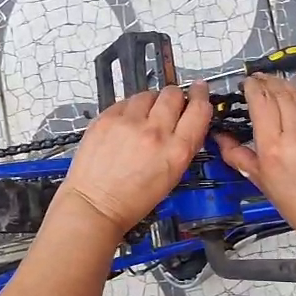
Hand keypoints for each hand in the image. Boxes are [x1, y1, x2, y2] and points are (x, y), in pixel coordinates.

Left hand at [58, 82, 213, 237]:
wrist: (95, 205)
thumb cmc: (132, 200)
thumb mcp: (171, 177)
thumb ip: (182, 146)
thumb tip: (188, 123)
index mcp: (176, 151)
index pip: (199, 110)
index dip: (200, 96)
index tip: (199, 90)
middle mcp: (155, 132)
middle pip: (173, 94)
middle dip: (174, 98)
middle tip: (168, 106)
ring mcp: (129, 123)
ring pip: (148, 94)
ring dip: (150, 103)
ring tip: (143, 119)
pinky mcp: (107, 118)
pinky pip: (125, 102)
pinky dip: (129, 109)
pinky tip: (125, 125)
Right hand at [214, 76, 295, 248]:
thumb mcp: (262, 182)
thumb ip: (238, 156)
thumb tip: (221, 138)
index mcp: (273, 148)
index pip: (261, 102)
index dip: (252, 87)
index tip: (246, 84)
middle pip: (279, 92)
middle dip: (266, 81)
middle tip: (257, 80)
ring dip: (283, 84)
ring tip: (274, 83)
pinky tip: (294, 101)